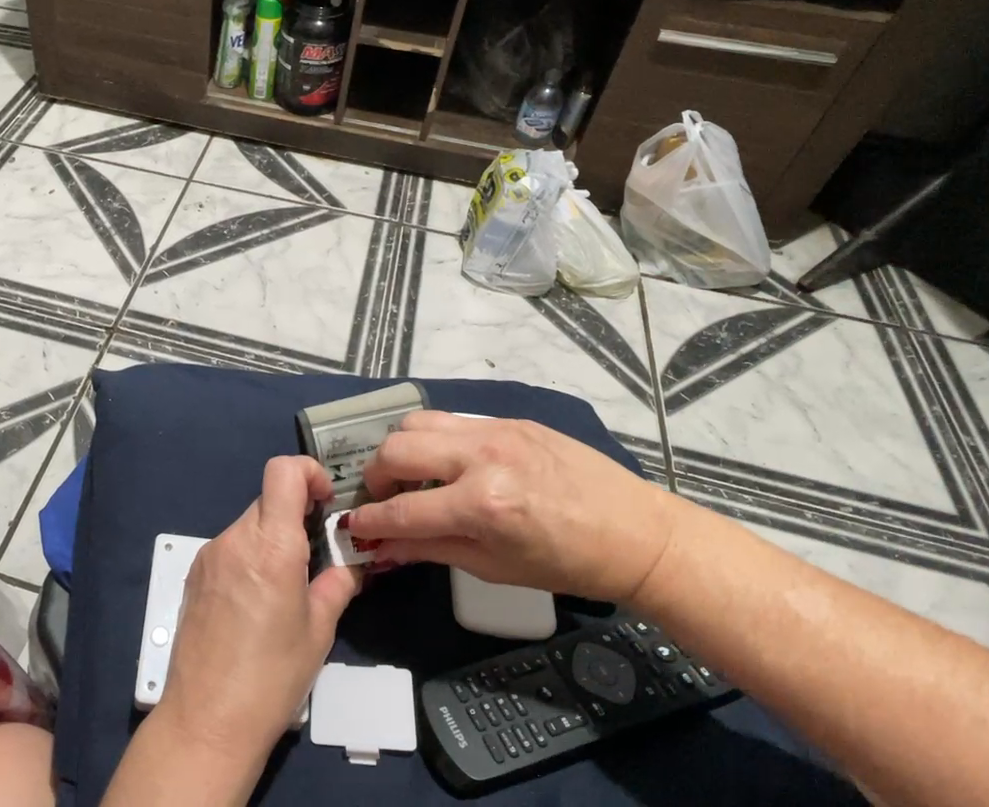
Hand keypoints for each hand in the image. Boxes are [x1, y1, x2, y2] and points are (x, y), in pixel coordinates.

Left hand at [157, 456, 362, 762]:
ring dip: (273, 538)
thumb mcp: (319, 630)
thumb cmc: (272, 677)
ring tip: (290, 585)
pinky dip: (250, 557)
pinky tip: (259, 601)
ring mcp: (209, 556)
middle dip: (296, 515)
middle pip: (268, 500)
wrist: (207, 720)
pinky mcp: (194, 575)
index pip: (283, 471)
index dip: (309, 473)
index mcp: (271, 545)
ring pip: (249, 525)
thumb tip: (351, 563)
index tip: (326, 502)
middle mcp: (235, 539)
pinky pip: (230, 548)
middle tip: (318, 553)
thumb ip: (337, 584)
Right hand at [345, 411, 677, 602]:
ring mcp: (496, 430)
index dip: (370, 521)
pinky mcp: (510, 419)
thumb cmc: (567, 564)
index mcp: (482, 505)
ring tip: (413, 475)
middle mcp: (482, 457)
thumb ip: (430, 550)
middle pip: (397, 449)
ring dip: (402, 448)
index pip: (402, 511)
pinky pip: (453, 420)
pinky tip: (450, 464)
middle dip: (376, 476)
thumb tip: (381, 547)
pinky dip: (436, 440)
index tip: (352, 527)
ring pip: (418, 422)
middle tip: (383, 498)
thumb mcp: (493, 568)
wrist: (636, 533)